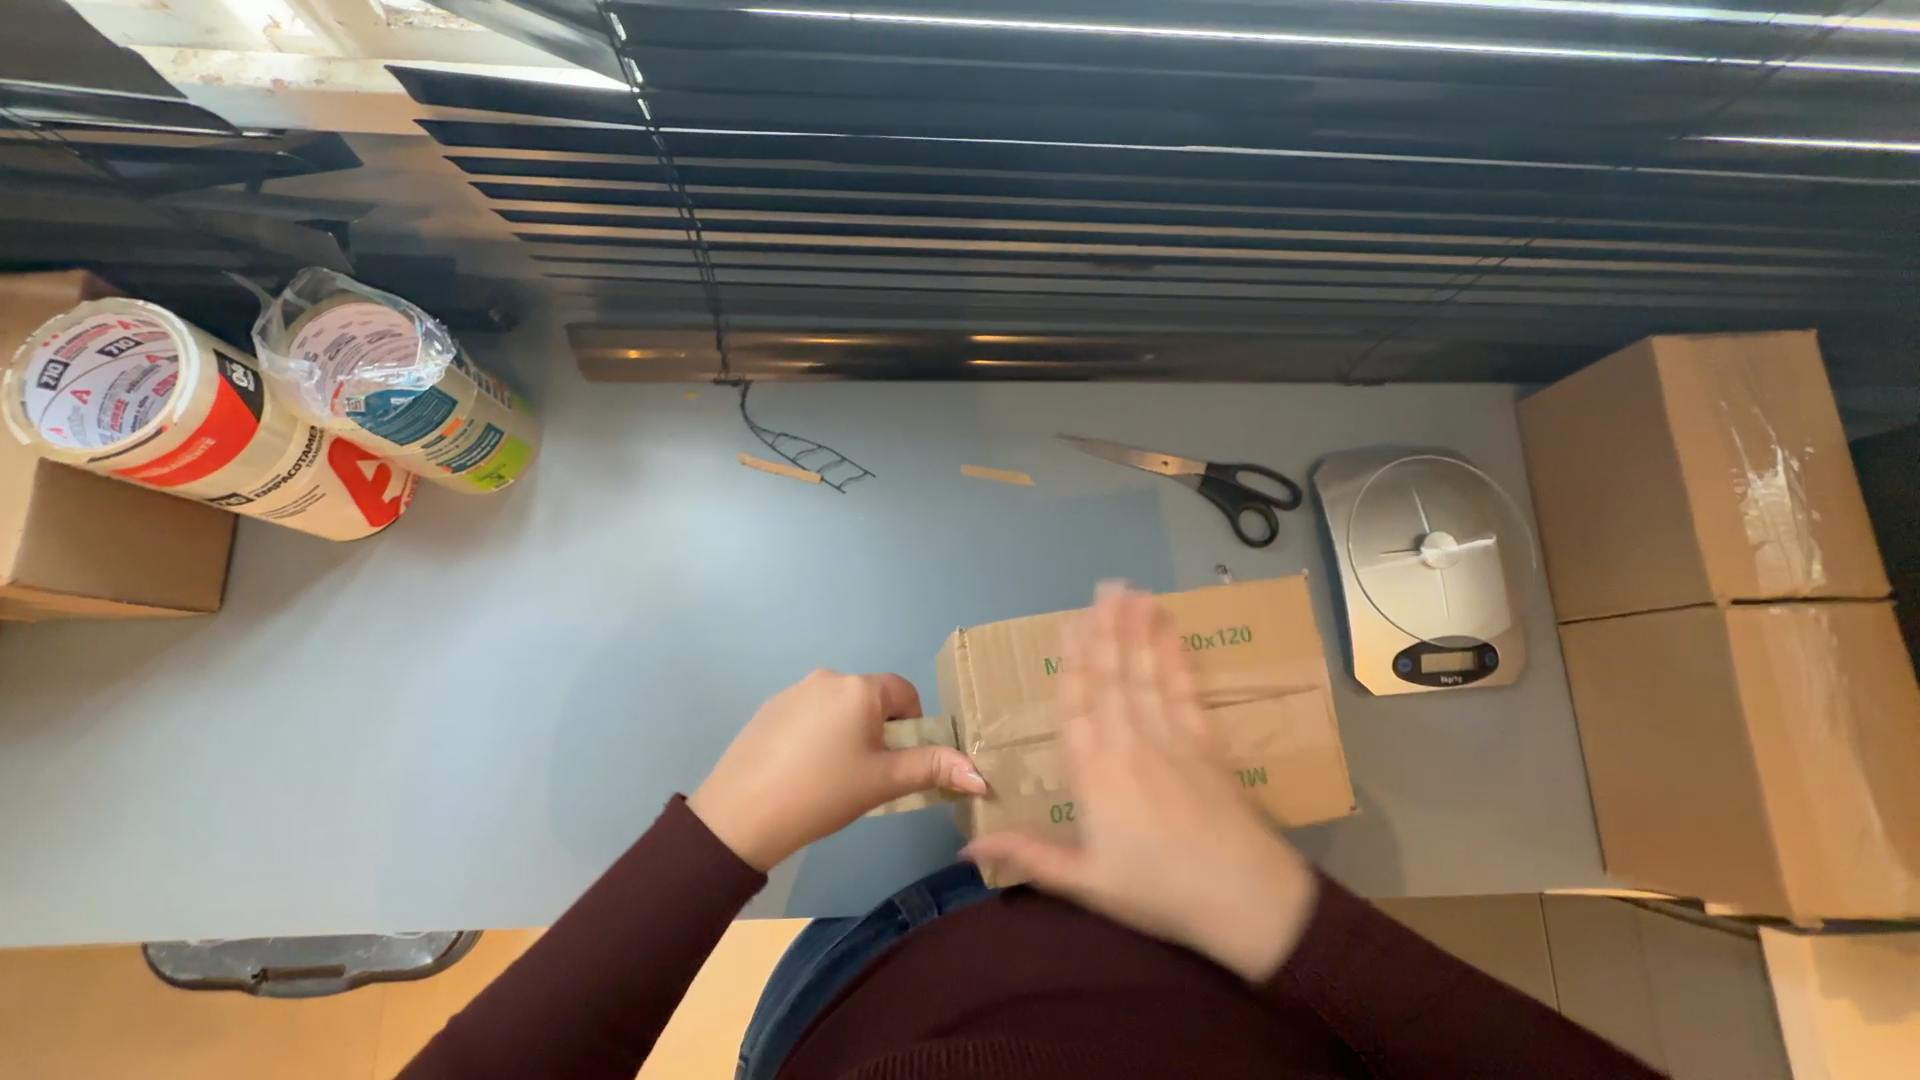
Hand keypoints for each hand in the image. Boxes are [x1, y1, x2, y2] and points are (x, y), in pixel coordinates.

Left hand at [690, 670, 987, 870]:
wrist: (742, 814)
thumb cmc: (824, 792)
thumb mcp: (884, 782)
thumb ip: (933, 769)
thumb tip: (981, 775)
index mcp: (859, 688)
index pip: (904, 693)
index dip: (911, 726)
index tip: (896, 761)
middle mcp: (827, 678)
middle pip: (870, 700)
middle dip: (877, 732)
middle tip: (865, 774)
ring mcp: (793, 691)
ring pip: (838, 708)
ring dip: (846, 733)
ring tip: (831, 777)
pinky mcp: (768, 709)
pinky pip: (808, 715)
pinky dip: (815, 737)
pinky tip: (801, 772)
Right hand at [964, 583, 1318, 981]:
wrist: (1246, 898)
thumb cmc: (1159, 892)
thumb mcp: (1086, 883)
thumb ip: (1028, 856)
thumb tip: (966, 846)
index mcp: (1095, 776)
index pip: (1077, 709)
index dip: (1071, 665)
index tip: (1069, 625)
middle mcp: (1130, 745)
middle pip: (1112, 679)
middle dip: (1106, 631)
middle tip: (1105, 587)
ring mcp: (1172, 739)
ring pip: (1147, 675)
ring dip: (1139, 631)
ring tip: (1134, 593)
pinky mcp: (1206, 743)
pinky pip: (1186, 691)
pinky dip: (1177, 658)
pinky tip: (1171, 631)